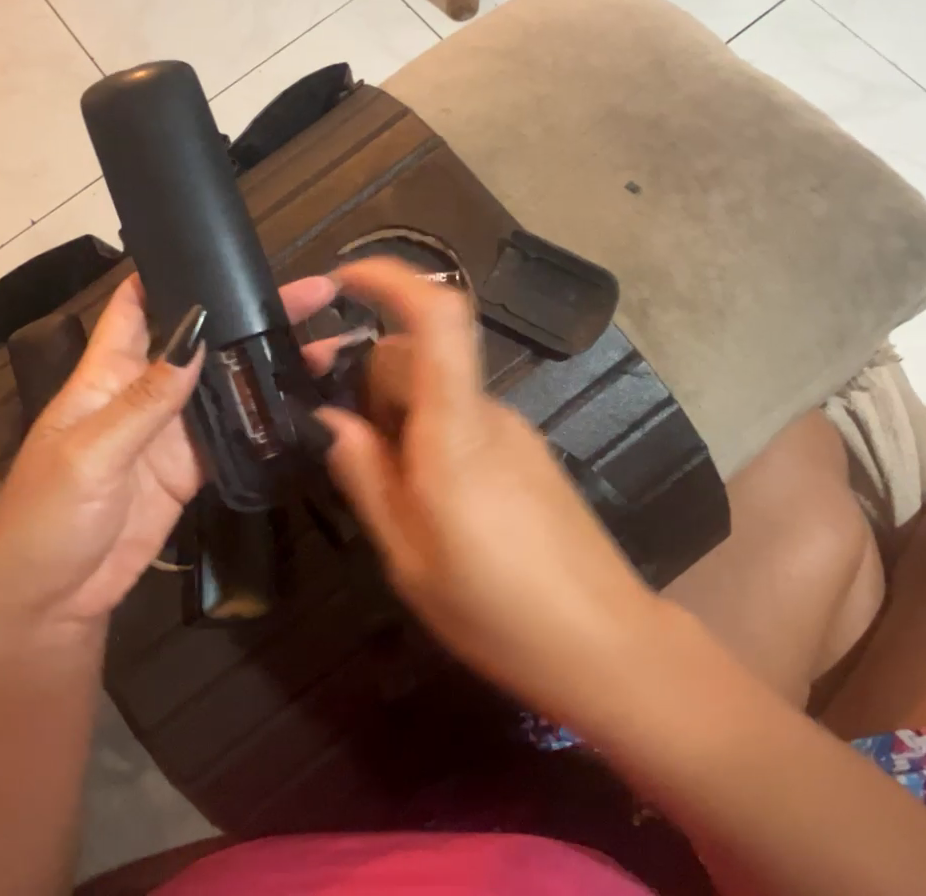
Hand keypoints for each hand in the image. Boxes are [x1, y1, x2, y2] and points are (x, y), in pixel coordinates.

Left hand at [0, 272, 338, 634]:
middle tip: (315, 294)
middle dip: (249, 316)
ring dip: (267, 364)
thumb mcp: (89, 455)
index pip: (136, 308)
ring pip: (226, 386)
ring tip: (327, 344)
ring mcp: (172, 434)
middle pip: (202, 342)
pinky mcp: (191, 470)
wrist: (52, 602)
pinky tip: (304, 400)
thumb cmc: (46, 519)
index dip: (172, 274)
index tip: (222, 250)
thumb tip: (194, 335)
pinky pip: (233, 435)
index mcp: (105, 376)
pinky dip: (266, 418)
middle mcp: (144, 393)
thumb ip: (144, 400)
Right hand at [316, 258, 666, 726]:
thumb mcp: (409, 556)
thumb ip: (367, 478)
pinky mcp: (527, 458)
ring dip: (391, 410)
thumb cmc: (497, 610)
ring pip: (437, 393)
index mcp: (456, 431)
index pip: (439, 318)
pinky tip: (415, 494)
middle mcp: (489, 415)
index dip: (393, 279)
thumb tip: (328, 420)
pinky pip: (461, 422)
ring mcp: (514, 434)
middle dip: (362, 372)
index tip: (343, 281)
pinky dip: (424, 434)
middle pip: (418, 358)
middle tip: (321, 423)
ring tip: (367, 477)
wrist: (605, 645)